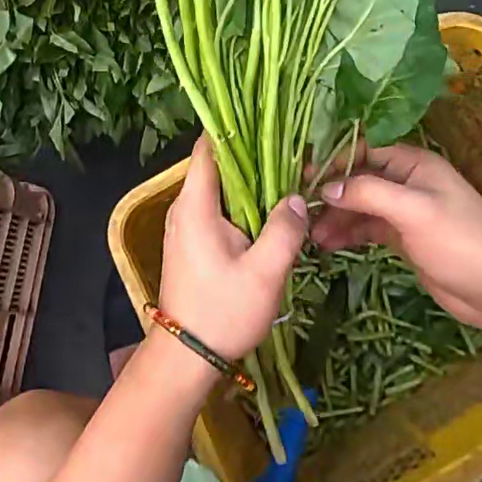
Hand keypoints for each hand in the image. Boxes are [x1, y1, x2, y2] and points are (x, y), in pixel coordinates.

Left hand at [157, 135, 308, 363]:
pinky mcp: (190, 243)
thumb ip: (283, 231)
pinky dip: (239, 208)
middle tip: (290, 157)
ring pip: (218, 191)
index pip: (207, 149)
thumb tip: (297, 197)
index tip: (267, 125)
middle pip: (216, 167)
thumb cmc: (222, 312)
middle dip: (251, 160)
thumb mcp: (264, 273)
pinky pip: (216, 211)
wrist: (186, 356)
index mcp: (195, 205)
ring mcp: (184, 226)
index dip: (234, 131)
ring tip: (285, 183)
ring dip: (248, 187)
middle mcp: (183, 208)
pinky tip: (267, 217)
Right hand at [310, 144, 481, 370]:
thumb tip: (325, 187)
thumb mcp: (413, 212)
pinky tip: (328, 245)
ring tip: (310, 236)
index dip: (332, 161)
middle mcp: (407, 182)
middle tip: (299, 212)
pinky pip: (367, 229)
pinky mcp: (404, 239)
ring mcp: (405, 212)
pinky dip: (348, 234)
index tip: (301, 177)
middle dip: (329, 194)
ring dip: (335, 218)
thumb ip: (367, 193)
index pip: (363, 150)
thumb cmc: (463, 244)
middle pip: (357, 179)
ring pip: (359, 207)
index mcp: (413, 164)